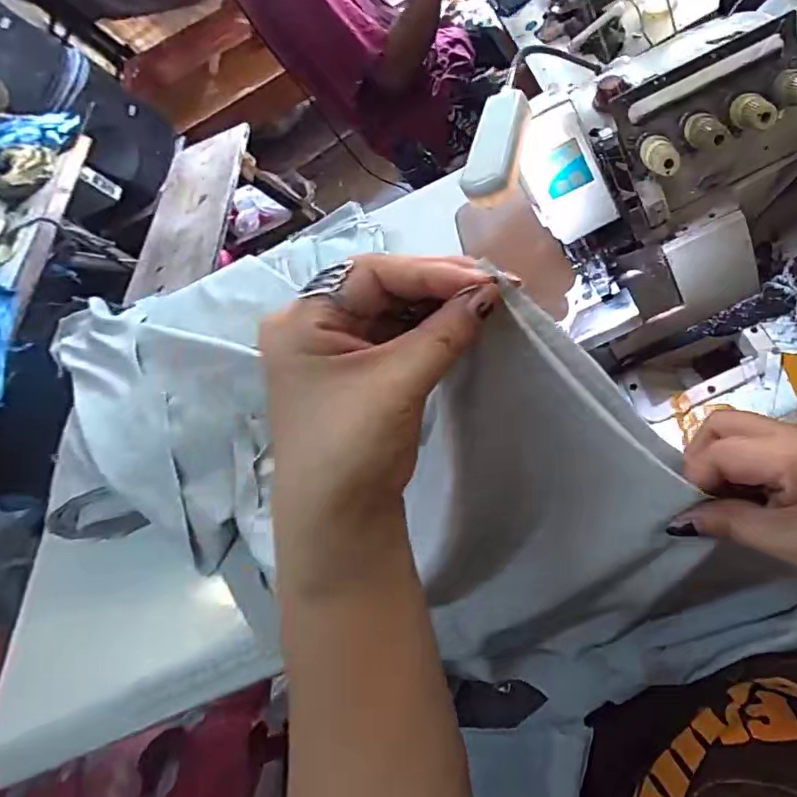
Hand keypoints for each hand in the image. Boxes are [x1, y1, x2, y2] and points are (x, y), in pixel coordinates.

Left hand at [260, 256, 499, 582]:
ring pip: (397, 310)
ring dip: (442, 305)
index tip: (483, 278)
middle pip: (385, 287)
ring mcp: (339, 349)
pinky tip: (465, 322)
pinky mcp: (363, 372)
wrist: (339, 526)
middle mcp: (316, 325)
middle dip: (440, 285)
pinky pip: (402, 336)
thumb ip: (445, 331)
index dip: (430, 271)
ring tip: (487, 299)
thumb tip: (489, 293)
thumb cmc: (352, 447)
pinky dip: (435, 329)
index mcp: (303, 318)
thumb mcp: (398, 382)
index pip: (372, 274)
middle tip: (493, 284)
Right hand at [671, 410, 796, 608]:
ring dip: (717, 456)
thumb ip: (726, 521)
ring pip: (737, 428)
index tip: (689, 510)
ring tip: (718, 496)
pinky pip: (755, 441)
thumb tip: (680, 517)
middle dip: (700, 454)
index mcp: (792, 451)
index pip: (721, 448)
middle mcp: (794, 432)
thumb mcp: (781, 542)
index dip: (696, 476)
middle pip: (723, 422)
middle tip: (699, 496)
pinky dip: (736, 460)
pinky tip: (741, 493)